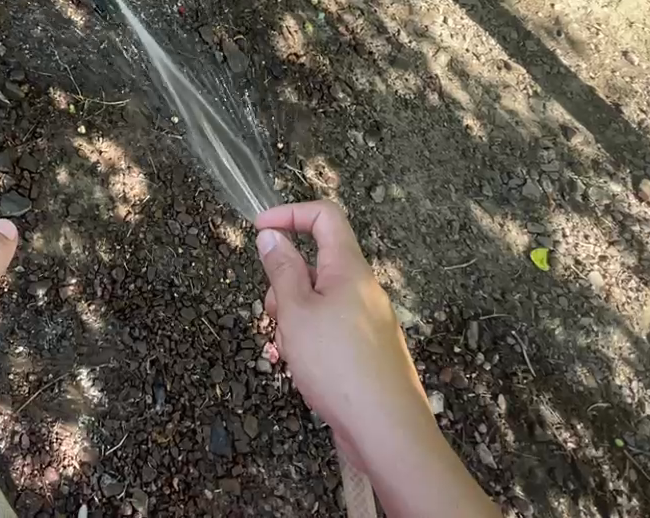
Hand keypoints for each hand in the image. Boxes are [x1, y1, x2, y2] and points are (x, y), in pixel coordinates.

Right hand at [254, 200, 425, 464]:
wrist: (389, 435)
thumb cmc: (338, 365)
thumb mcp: (296, 311)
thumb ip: (281, 269)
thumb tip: (271, 235)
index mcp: (349, 269)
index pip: (324, 216)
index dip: (290, 213)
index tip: (260, 229)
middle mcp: (363, 289)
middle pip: (316, 262)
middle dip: (284, 281)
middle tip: (272, 311)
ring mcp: (368, 321)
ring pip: (319, 299)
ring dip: (293, 315)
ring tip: (285, 349)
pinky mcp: (368, 350)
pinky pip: (331, 328)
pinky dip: (309, 338)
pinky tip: (298, 366)